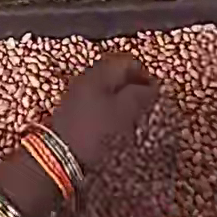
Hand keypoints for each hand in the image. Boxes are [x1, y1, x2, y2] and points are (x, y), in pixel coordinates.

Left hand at [47, 54, 158, 171]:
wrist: (60, 154)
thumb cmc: (95, 131)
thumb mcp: (123, 112)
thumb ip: (139, 96)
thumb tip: (152, 87)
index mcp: (99, 74)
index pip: (126, 62)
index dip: (144, 74)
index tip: (156, 93)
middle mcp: (87, 78)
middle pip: (116, 74)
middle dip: (134, 86)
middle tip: (147, 105)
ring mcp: (78, 94)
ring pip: (107, 88)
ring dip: (123, 98)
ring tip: (134, 116)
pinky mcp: (74, 110)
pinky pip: (98, 101)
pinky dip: (111, 107)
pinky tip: (116, 124)